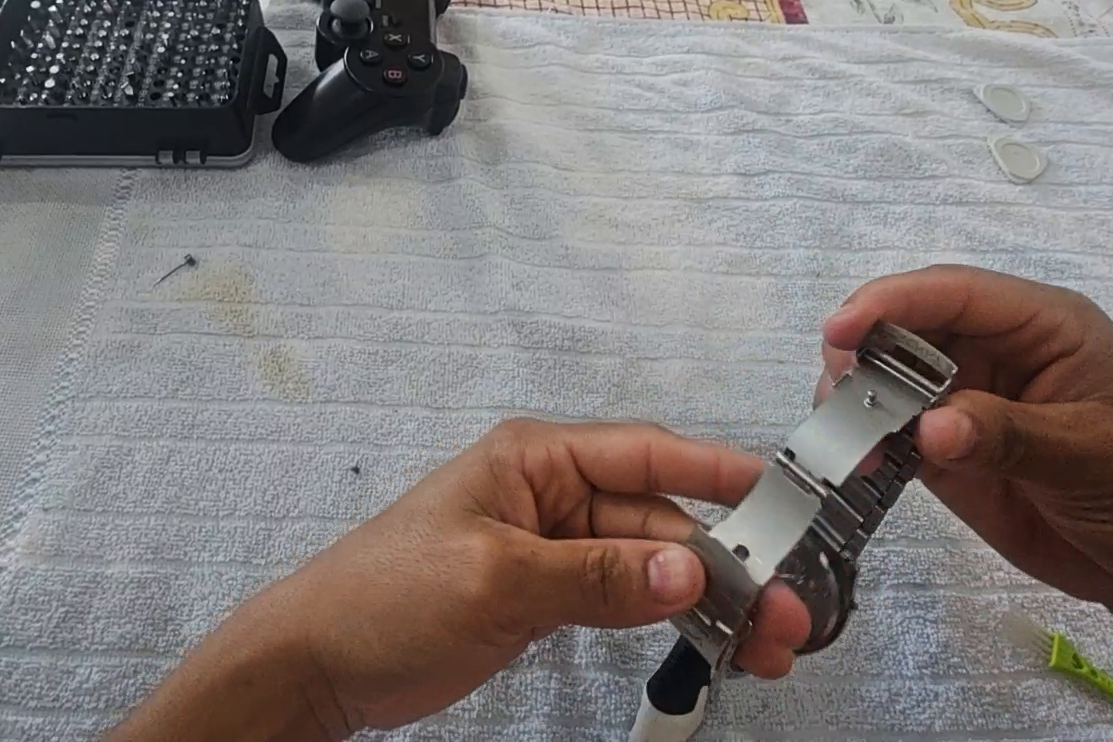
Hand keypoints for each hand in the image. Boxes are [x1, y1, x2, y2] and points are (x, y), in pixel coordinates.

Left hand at [115, 419, 811, 741]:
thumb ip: (595, 576)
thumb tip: (688, 571)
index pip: (642, 453)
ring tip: (768, 642)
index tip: (780, 495)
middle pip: (654, 515)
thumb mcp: (497, 579)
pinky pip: (621, 592)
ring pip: (646, 559)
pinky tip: (708, 639)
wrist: (325, 658)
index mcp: (537, 458)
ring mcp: (553, 542)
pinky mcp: (548, 589)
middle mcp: (552, 490)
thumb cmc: (392, 592)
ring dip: (703, 595)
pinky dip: (664, 614)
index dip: (713, 470)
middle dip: (722, 557)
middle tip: (787, 608)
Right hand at [821, 265, 1112, 612]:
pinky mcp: (939, 438)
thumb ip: (1010, 436)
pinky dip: (862, 434)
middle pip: (904, 323)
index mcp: (1041, 326)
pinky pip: (886, 422)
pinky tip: (857, 458)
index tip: (840, 330)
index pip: (953, 292)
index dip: (891, 301)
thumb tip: (928, 428)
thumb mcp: (1097, 459)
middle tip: (836, 390)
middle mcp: (991, 347)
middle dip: (860, 349)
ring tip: (844, 433)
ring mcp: (960, 392)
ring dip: (854, 395)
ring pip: (883, 370)